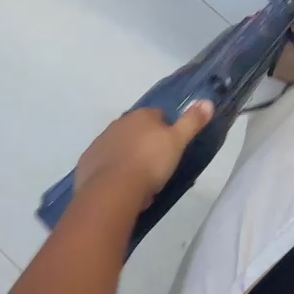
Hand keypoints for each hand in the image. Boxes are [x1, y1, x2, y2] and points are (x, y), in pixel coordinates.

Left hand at [74, 101, 213, 211]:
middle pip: (137, 131)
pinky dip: (111, 171)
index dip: (166, 131)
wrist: (111, 191)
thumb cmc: (149, 163)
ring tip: (138, 182)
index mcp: (141, 116)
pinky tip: (119, 187)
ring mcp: (100, 142)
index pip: (158, 116)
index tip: (170, 150)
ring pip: (119, 147)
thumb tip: (207, 102)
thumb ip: (192, 122)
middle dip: (145, 145)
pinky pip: (103, 163)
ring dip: (128, 158)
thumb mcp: (177, 142)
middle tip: (156, 168)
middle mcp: (118, 123)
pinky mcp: (86, 162)